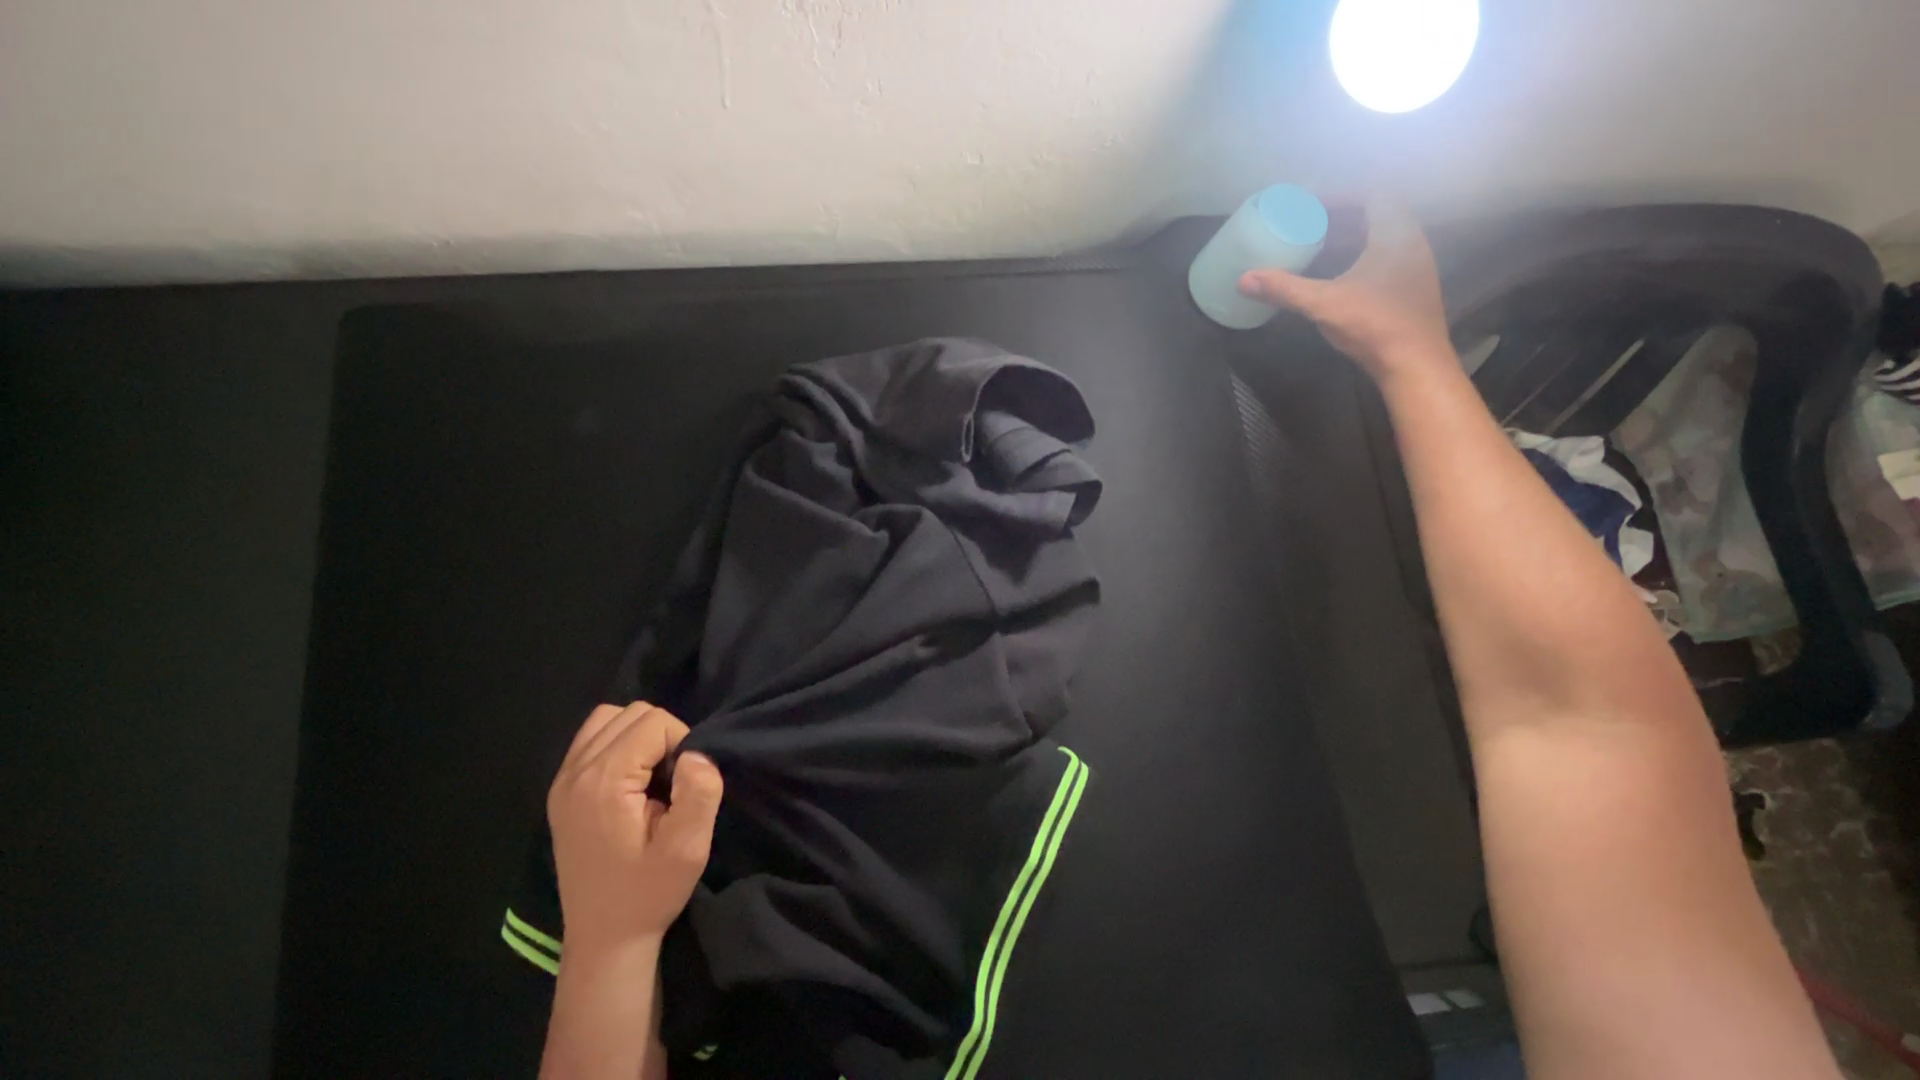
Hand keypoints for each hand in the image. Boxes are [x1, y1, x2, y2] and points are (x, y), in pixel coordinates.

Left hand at [546, 702, 723, 956]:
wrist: (603, 939)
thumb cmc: (648, 894)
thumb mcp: (688, 849)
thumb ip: (699, 792)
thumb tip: (698, 753)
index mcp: (603, 782)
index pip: (654, 721)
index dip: (683, 744)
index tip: (684, 787)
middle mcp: (574, 772)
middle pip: (631, 713)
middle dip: (662, 737)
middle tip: (671, 784)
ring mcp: (561, 780)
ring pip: (608, 718)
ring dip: (639, 737)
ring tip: (652, 779)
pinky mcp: (560, 791)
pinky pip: (591, 739)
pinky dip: (618, 745)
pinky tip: (630, 783)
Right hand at [1238, 200, 1453, 380]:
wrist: (1415, 365)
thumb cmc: (1374, 324)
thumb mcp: (1323, 304)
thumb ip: (1285, 288)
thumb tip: (1244, 279)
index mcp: (1395, 235)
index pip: (1374, 194)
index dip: (1342, 195)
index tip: (1313, 205)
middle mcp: (1411, 243)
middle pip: (1378, 215)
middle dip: (1342, 217)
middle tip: (1310, 225)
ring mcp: (1416, 267)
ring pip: (1382, 239)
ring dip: (1351, 239)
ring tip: (1319, 249)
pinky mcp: (1412, 289)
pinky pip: (1386, 259)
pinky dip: (1361, 258)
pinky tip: (1338, 277)